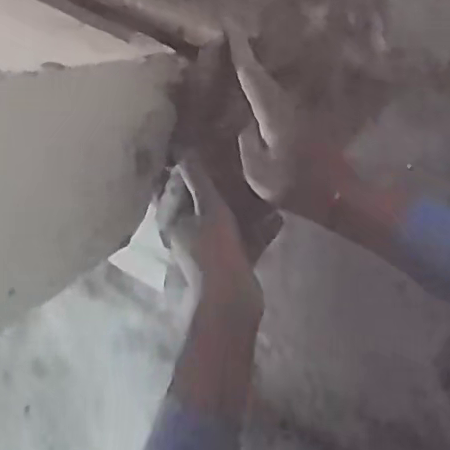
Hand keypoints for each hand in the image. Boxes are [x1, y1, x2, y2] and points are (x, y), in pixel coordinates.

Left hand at [157, 160, 262, 320]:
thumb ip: (197, 178)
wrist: (230, 302)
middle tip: (232, 161)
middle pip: (198, 200)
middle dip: (215, 183)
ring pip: (222, 219)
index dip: (185, 164)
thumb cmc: (214, 248)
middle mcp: (185, 230)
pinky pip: (243, 238)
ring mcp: (207, 247)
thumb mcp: (207, 206)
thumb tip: (183, 149)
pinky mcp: (229, 261)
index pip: (172, 183)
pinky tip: (278, 216)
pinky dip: (257, 228)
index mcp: (172, 217)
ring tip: (258, 184)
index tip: (203, 146)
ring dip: (239, 205)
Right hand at [229, 27, 360, 223]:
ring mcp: (293, 110)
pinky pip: (272, 95)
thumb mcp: (258, 170)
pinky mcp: (299, 120)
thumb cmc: (296, 185)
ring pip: (267, 81)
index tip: (229, 23)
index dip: (239, 48)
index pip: (251, 73)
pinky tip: (251, 86)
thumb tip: (245, 120)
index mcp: (272, 111)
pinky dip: (260, 85)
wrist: (337, 198)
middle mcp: (284, 103)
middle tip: (225, 34)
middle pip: (259, 71)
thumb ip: (247, 141)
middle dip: (243, 51)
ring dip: (252, 67)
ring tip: (233, 54)